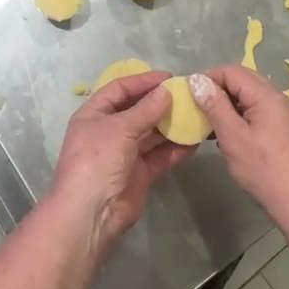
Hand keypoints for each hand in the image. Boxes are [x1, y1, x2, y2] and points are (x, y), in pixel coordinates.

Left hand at [48, 70, 196, 247]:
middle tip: (187, 96)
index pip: (120, 89)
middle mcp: (109, 131)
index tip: (169, 77)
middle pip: (137, 111)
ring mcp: (125, 153)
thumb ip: (145, 110)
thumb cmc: (98, 159)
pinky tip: (194, 141)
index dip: (142, 81)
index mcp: (94, 114)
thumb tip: (166, 91)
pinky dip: (175, 149)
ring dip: (171, 125)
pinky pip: (159, 156)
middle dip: (160, 103)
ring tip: (196, 115)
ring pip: (151, 134)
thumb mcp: (119, 128)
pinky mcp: (140, 174)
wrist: (92, 211)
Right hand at [190, 66, 288, 217]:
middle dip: (218, 89)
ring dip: (228, 104)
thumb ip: (214, 105)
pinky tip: (229, 136)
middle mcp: (279, 99)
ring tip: (210, 123)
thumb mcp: (232, 136)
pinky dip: (241, 116)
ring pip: (251, 97)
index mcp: (267, 96)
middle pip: (243, 80)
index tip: (188, 94)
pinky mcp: (287, 131)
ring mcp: (286, 115)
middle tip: (197, 107)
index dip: (207, 77)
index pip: (232, 71)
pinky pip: (259, 112)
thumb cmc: (264, 170)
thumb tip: (197, 79)